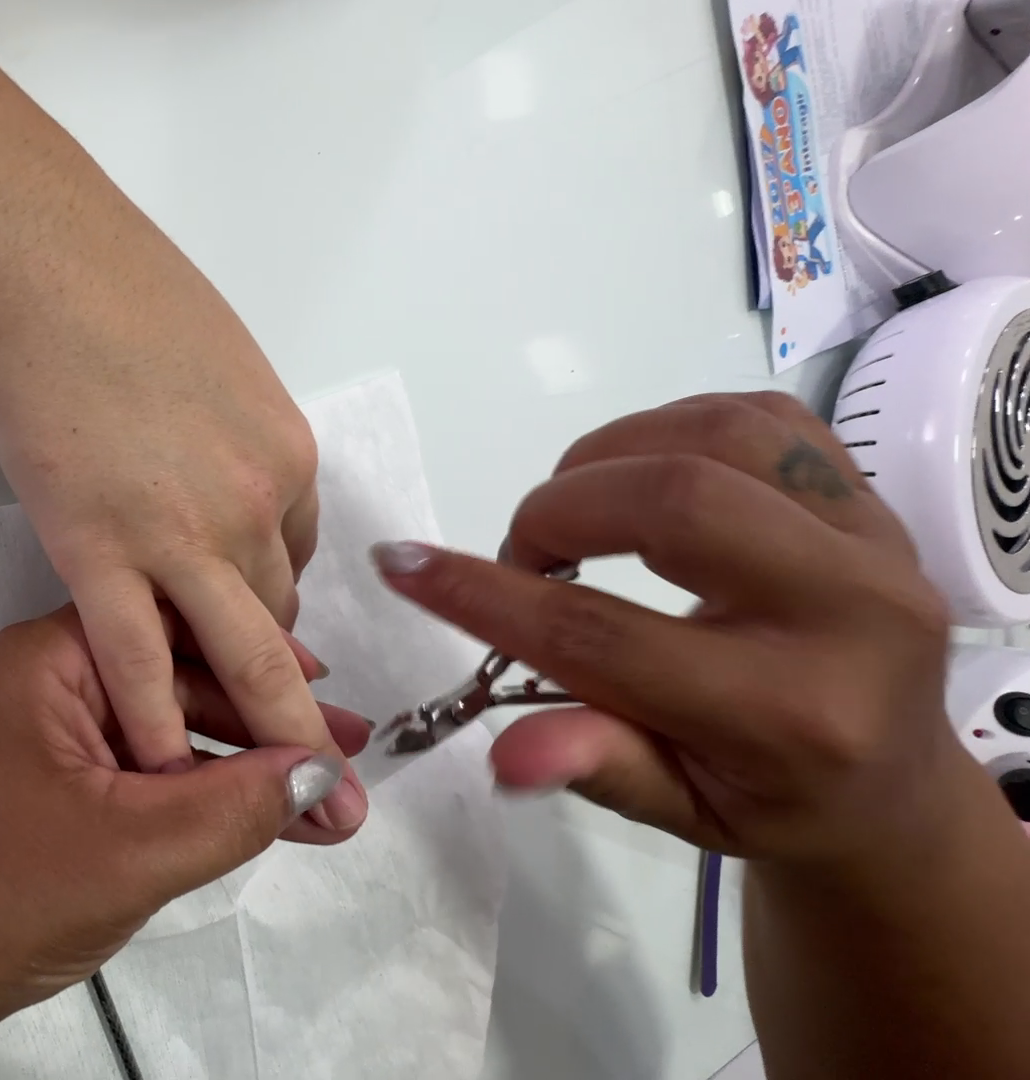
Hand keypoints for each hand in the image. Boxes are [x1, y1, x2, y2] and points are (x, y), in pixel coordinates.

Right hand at [0, 239, 364, 830]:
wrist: (34, 262)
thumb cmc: (116, 285)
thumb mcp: (211, 353)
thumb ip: (227, 429)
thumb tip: (208, 469)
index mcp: (282, 448)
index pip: (290, 552)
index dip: (267, 596)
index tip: (247, 624)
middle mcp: (253, 502)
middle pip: (277, 614)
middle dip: (299, 696)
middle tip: (324, 760)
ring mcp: (181, 534)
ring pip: (239, 654)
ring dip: (258, 728)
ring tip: (280, 796)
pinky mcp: (97, 552)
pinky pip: (142, 659)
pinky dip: (160, 723)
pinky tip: (168, 773)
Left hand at [0, 606, 368, 1028]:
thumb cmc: (12, 891)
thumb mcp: (135, 847)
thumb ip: (237, 807)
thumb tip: (328, 772)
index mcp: (53, 658)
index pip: (168, 625)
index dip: (249, 647)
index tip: (321, 676)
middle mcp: (55, 678)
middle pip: (177, 679)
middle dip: (263, 720)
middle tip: (350, 743)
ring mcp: (59, 731)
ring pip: (170, 728)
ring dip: (243, 763)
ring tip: (329, 787)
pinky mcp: (67, 779)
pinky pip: (149, 767)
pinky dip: (205, 790)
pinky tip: (268, 810)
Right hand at [373, 392, 970, 870]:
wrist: (888, 770)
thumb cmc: (762, 794)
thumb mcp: (674, 805)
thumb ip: (593, 766)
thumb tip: (504, 755)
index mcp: (788, 713)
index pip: (599, 636)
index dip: (481, 596)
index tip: (400, 565)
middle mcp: (850, 611)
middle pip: (675, 503)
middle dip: (556, 513)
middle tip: (526, 557)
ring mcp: (873, 536)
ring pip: (713, 437)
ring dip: (604, 460)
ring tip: (572, 514)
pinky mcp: (869, 491)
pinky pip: (753, 415)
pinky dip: (662, 430)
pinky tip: (631, 477)